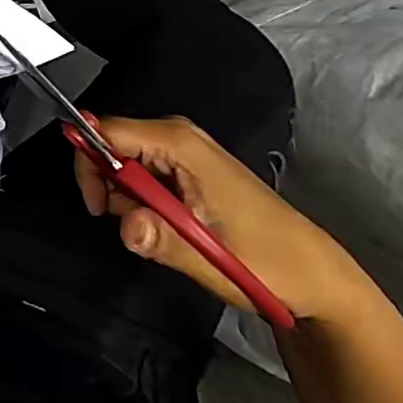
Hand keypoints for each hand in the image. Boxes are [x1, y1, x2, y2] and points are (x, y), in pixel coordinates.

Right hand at [74, 116, 370, 322]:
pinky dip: (142, 200)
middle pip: (110, 143)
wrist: (313, 273)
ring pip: (123, 161)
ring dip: (128, 198)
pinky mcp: (184, 165)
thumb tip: (124, 225)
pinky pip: (141, 172)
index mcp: (179, 142)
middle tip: (136, 225)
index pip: (105, 129)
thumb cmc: (270, 260)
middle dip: (110, 186)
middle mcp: (177, 135)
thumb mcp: (210, 257)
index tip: (97, 206)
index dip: (90, 162)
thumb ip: (161, 240)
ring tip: (161, 230)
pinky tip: (167, 223)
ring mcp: (181, 149)